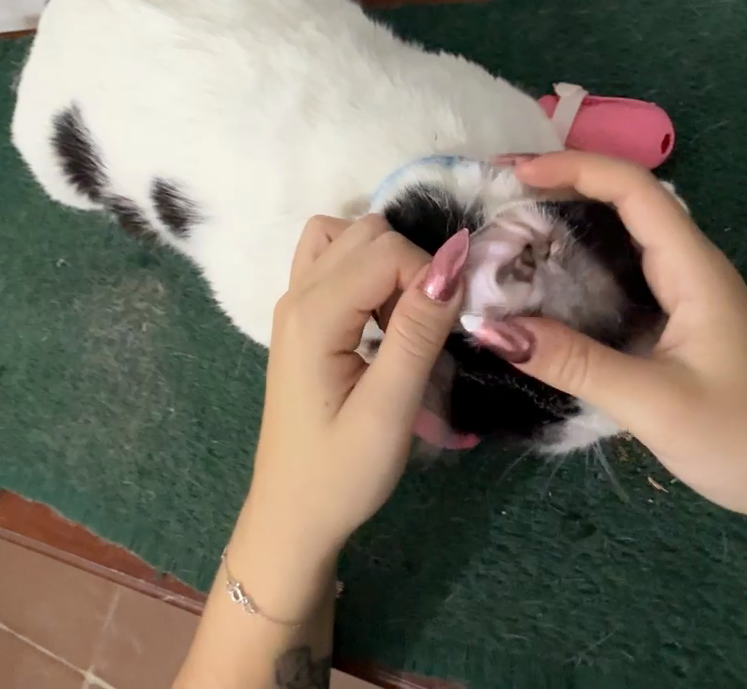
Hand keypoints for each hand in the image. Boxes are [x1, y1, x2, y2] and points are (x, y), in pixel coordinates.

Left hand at [228, 214, 466, 616]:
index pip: (385, 250)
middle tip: (425, 327)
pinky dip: (365, 266)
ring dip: (386, 261)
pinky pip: (331, 255)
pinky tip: (380, 313)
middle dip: (410, 265)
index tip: (446, 327)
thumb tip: (454, 264)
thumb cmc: (341, 474)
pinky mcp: (300, 313)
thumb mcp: (389, 411)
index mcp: (312, 315)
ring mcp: (292, 300)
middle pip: (366, 232)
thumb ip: (418, 333)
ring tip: (402, 317)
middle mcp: (296, 293)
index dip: (429, 276)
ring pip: (348, 234)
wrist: (292, 514)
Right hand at [485, 152, 746, 532]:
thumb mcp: (655, 405)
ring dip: (566, 224)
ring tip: (506, 232)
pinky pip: (620, 275)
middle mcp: (689, 267)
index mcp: (693, 268)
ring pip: (621, 236)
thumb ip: (574, 363)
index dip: (574, 167)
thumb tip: (489, 326)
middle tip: (496, 196)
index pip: (633, 188)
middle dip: (561, 186)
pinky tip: (542, 285)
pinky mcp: (677, 321)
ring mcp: (685, 293)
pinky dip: (576, 266)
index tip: (514, 174)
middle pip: (623, 200)